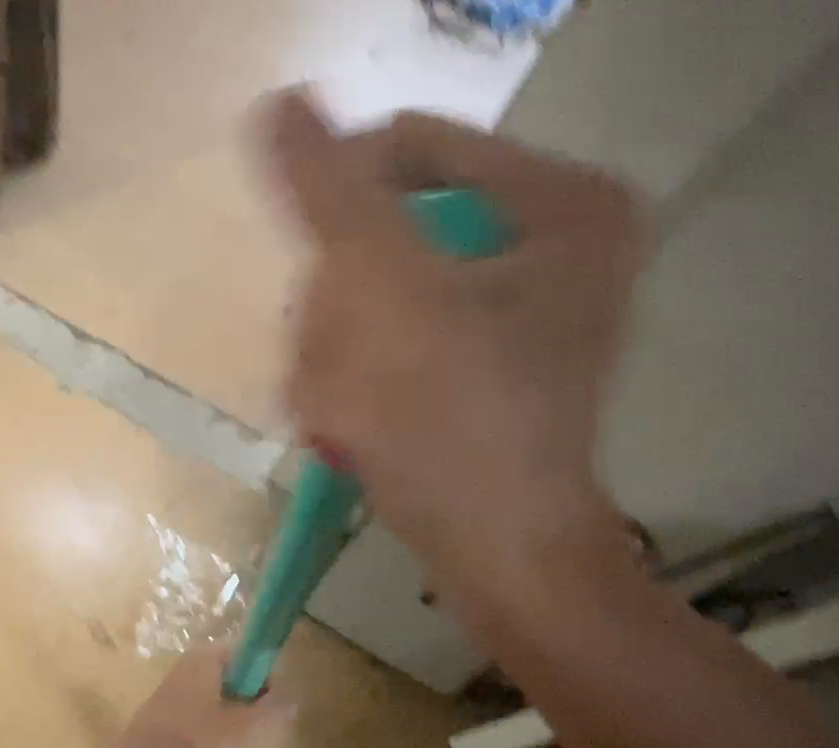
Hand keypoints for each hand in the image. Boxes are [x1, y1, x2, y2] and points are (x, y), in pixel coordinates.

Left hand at [125, 649, 297, 747]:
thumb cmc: (198, 735)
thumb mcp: (246, 726)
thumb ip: (275, 710)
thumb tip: (294, 699)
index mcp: (209, 654)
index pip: (251, 652)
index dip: (269, 676)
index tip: (272, 704)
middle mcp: (191, 658)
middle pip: (236, 670)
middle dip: (250, 695)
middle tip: (255, 725)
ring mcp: (176, 678)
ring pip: (219, 688)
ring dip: (232, 708)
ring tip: (234, 737)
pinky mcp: (167, 699)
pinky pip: (201, 700)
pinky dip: (212, 716)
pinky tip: (212, 741)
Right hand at [265, 91, 642, 587]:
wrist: (495, 554)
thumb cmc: (451, 422)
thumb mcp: (386, 293)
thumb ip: (329, 192)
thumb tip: (278, 102)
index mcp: (560, 200)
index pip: (407, 150)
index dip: (335, 208)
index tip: (316, 295)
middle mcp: (547, 241)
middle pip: (384, 230)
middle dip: (337, 308)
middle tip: (334, 370)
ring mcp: (511, 308)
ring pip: (371, 291)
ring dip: (331, 351)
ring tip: (338, 411)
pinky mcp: (476, 362)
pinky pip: (383, 338)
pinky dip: (350, 378)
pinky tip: (348, 421)